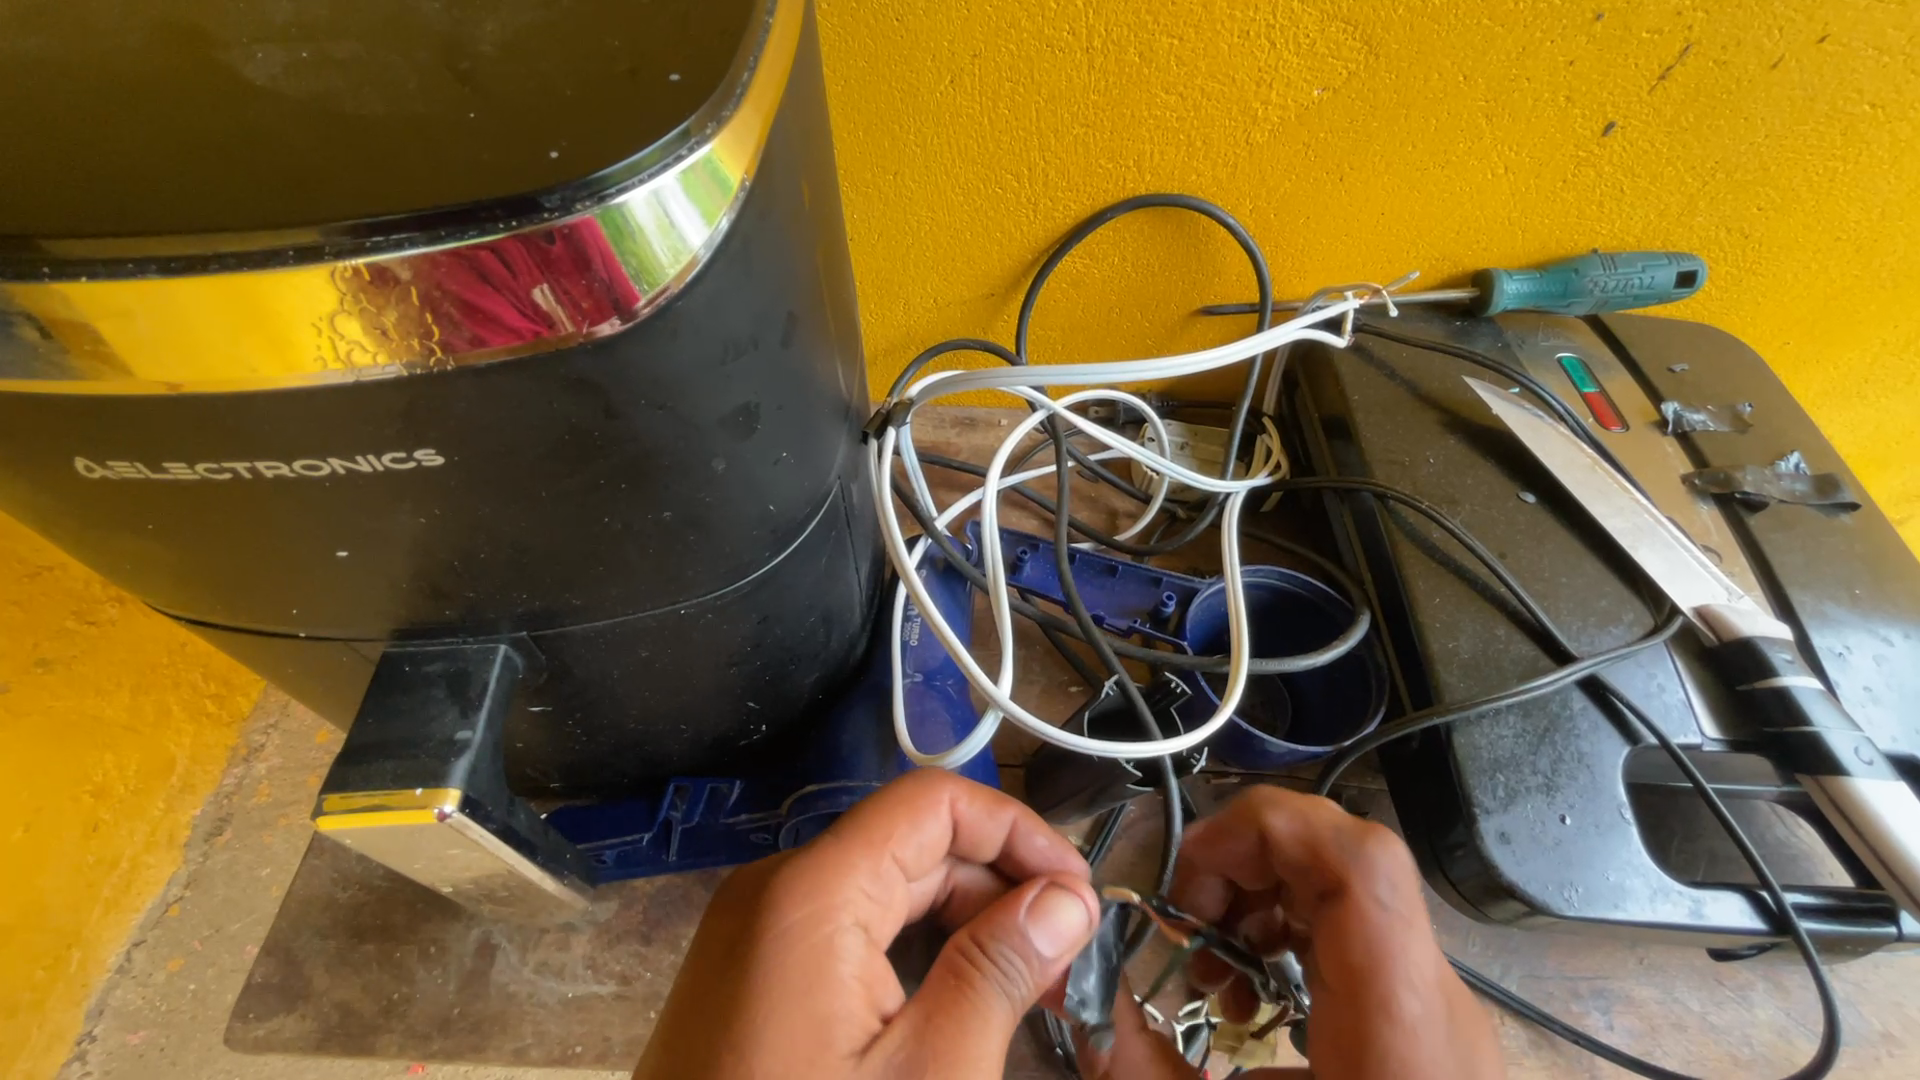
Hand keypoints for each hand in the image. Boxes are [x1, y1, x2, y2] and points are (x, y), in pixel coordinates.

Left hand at [633, 769, 1101, 1079]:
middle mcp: (779, 887)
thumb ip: (996, 974)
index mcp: (814, 890)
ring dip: (964, 919)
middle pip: (913, 842)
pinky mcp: (756, 969)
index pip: (933, 803)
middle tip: (1065, 956)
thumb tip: (1067, 900)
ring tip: (1028, 981)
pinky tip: (959, 996)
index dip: (1015, 830)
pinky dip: (915, 948)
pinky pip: (852, 928)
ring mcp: (760, 927)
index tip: (1077, 891)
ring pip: (887, 885)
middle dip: (998, 883)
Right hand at [1086, 785, 1503, 1079]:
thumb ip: (1137, 1062)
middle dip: (1245, 861)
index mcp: (1396, 1024)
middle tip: (1191, 918)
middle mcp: (1431, 1000)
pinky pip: (1355, 929)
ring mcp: (1437, 1008)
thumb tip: (1076, 986)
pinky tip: (1250, 994)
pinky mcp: (1425, 1022)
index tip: (1194, 876)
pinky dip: (1286, 930)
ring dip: (1262, 892)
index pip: (1361, 861)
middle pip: (1347, 854)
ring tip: (1213, 960)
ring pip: (1349, 882)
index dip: (1267, 832)